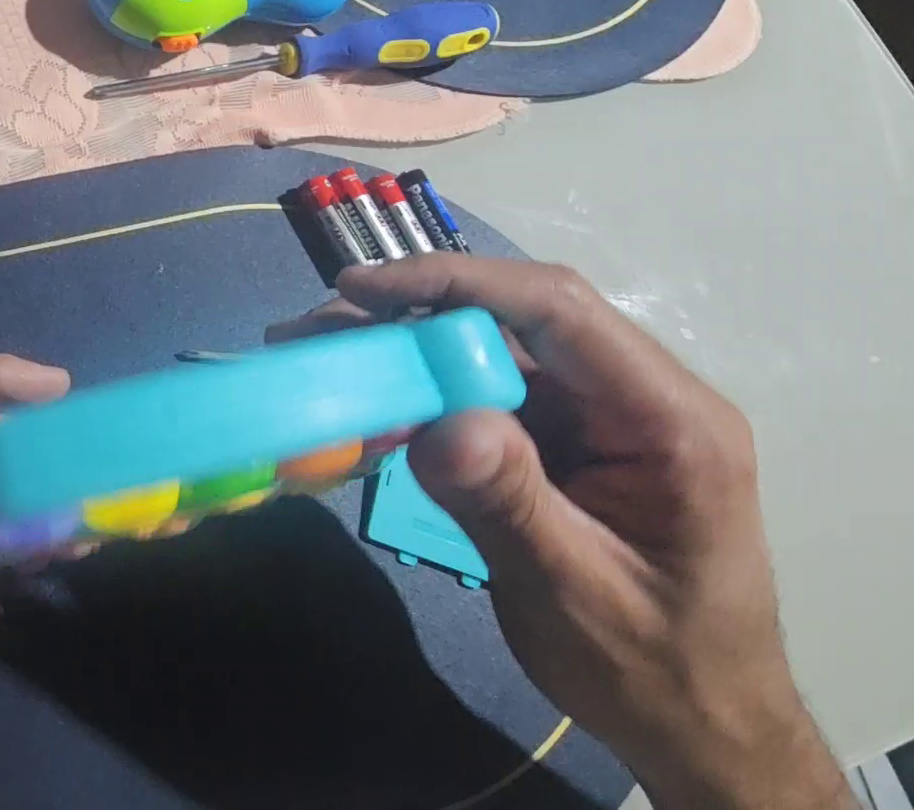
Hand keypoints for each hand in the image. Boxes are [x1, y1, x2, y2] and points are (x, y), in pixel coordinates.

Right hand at [334, 255, 849, 809]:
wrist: (692, 721)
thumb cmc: (652, 664)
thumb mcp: (572, 590)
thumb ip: (509, 502)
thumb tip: (440, 423)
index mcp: (666, 419)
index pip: (556, 310)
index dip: (454, 282)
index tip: (359, 289)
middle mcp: (626, 397)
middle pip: (507, 320)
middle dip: (403, 313)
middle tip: (310, 330)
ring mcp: (585, 417)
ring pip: (480, 352)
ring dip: (396, 348)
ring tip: (316, 354)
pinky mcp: (548, 438)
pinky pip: (471, 395)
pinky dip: (409, 392)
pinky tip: (361, 404)